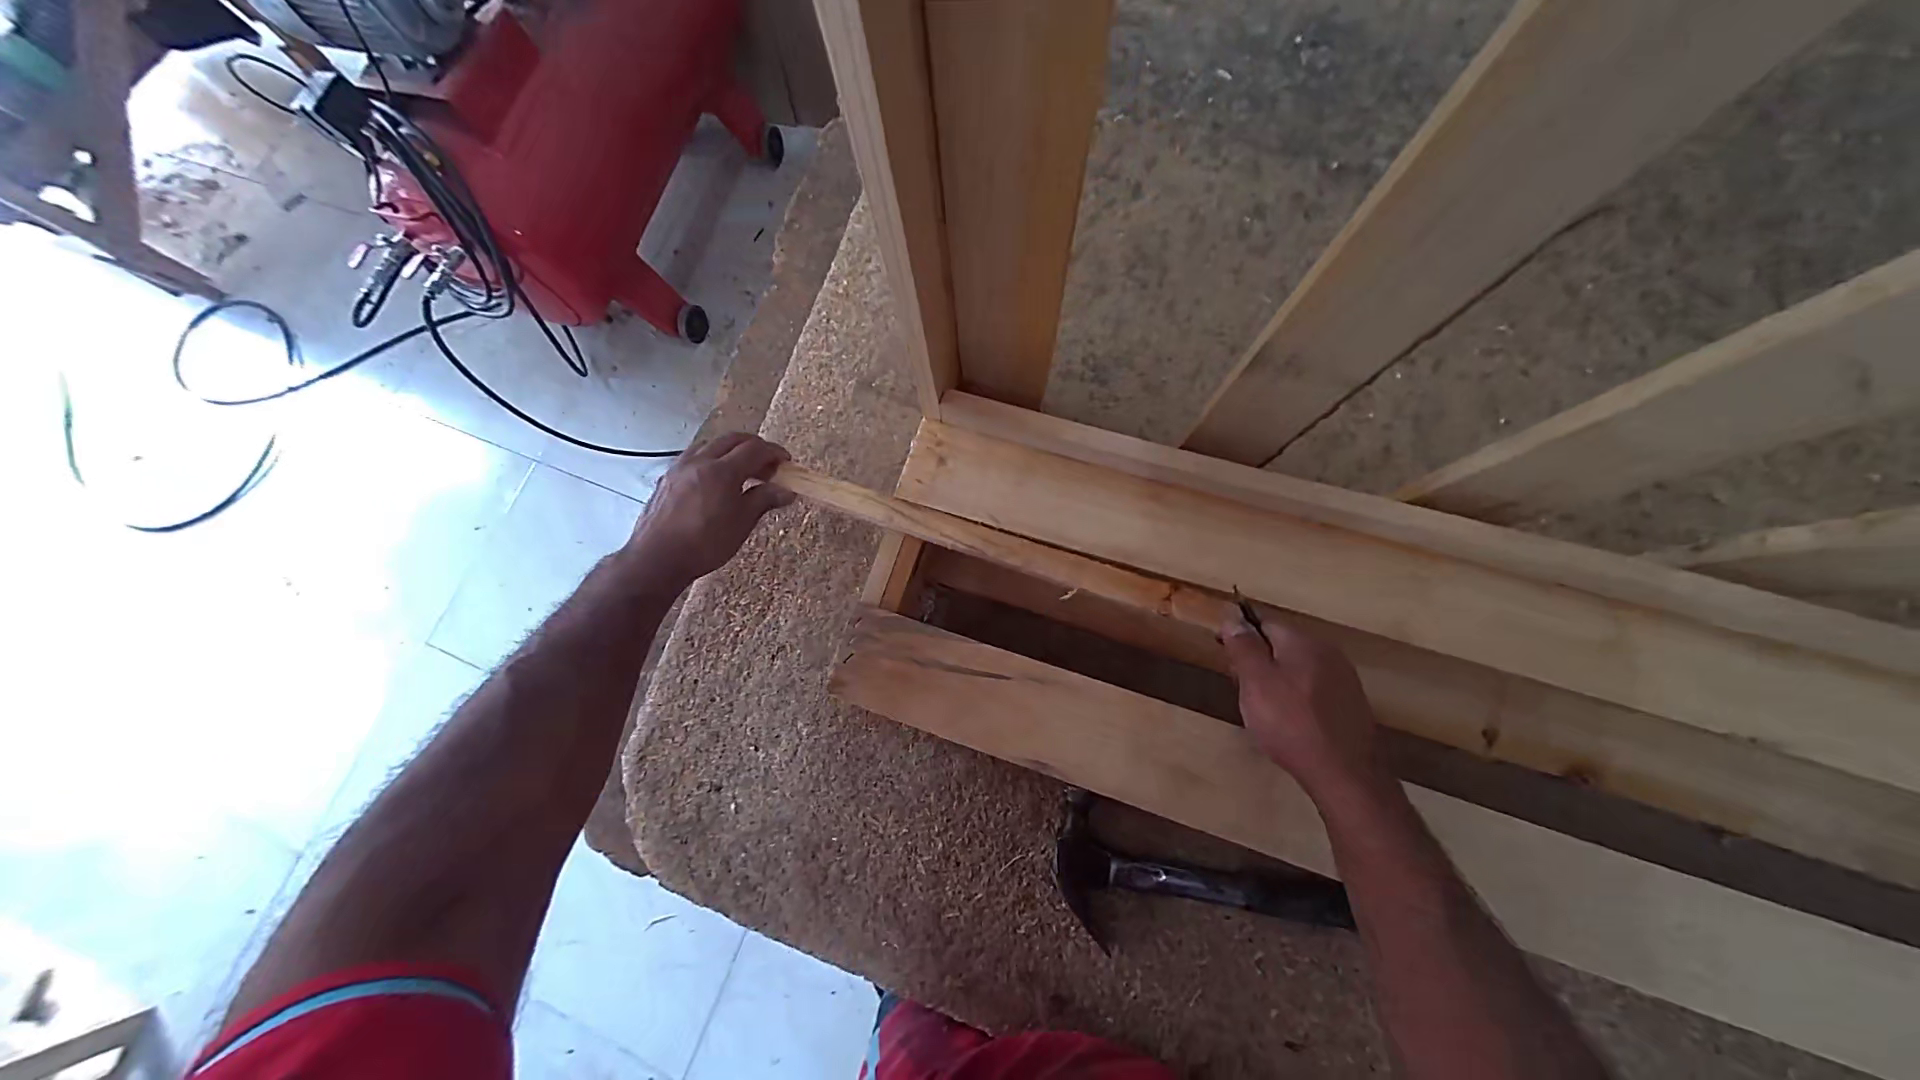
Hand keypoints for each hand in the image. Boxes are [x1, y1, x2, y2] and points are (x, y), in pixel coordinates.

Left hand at [624, 433, 795, 588]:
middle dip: (754, 447)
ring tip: (743, 472)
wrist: (658, 558)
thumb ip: (764, 499)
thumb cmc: (704, 544)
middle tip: (768, 464)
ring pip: (711, 445)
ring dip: (731, 451)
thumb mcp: (742, 523)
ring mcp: (680, 467)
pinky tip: (716, 480)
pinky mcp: (667, 478)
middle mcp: (699, 461)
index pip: (755, 449)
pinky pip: (694, 457)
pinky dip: (712, 459)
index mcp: (722, 471)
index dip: (774, 453)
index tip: (786, 462)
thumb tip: (785, 491)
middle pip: (732, 440)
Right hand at [1221, 609, 1391, 800]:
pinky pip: (1314, 690)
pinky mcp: (1351, 706)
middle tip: (1240, 688)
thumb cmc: (1290, 722)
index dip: (1240, 636)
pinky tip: (1288, 721)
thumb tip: (1232, 618)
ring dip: (1276, 680)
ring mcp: (1344, 680)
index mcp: (1304, 643)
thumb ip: (1243, 647)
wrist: (1343, 774)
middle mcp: (1329, 654)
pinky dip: (1296, 698)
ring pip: (1298, 669)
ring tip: (1261, 708)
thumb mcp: (1255, 682)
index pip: (1265, 623)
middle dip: (1258, 661)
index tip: (1225, 659)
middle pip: (1283, 646)